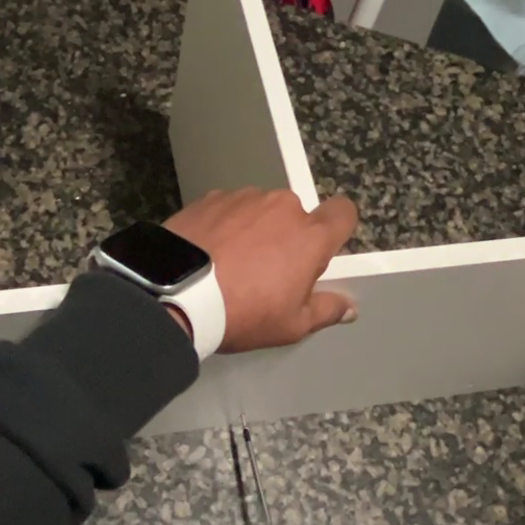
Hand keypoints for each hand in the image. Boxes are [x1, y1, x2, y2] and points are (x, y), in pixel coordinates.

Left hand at [163, 189, 357, 352]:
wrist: (176, 295)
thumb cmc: (242, 313)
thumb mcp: (290, 325)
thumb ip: (325, 310)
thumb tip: (349, 307)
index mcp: (310, 236)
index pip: (343, 213)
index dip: (336, 229)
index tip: (320, 250)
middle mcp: (281, 207)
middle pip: (295, 216)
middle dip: (286, 237)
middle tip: (265, 272)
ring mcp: (243, 198)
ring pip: (259, 211)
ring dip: (253, 230)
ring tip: (230, 265)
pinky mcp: (210, 198)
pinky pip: (227, 210)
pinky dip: (223, 227)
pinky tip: (208, 253)